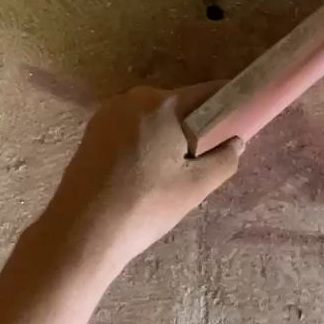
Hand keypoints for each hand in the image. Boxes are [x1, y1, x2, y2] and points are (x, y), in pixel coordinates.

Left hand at [35, 83, 244, 272]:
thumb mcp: (194, 187)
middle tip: (204, 159)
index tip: (240, 118)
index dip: (227, 104)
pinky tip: (144, 172)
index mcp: (162, 104)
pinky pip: (131, 127)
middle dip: (194, 126)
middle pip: (177, 105)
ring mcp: (109, 112)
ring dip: (167, 135)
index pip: (207, 93)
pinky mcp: (93, 129)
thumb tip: (236, 141)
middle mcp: (134, 98)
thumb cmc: (144, 206)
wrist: (83, 230)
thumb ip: (223, 159)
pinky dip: (144, 141)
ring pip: (152, 117)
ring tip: (172, 172)